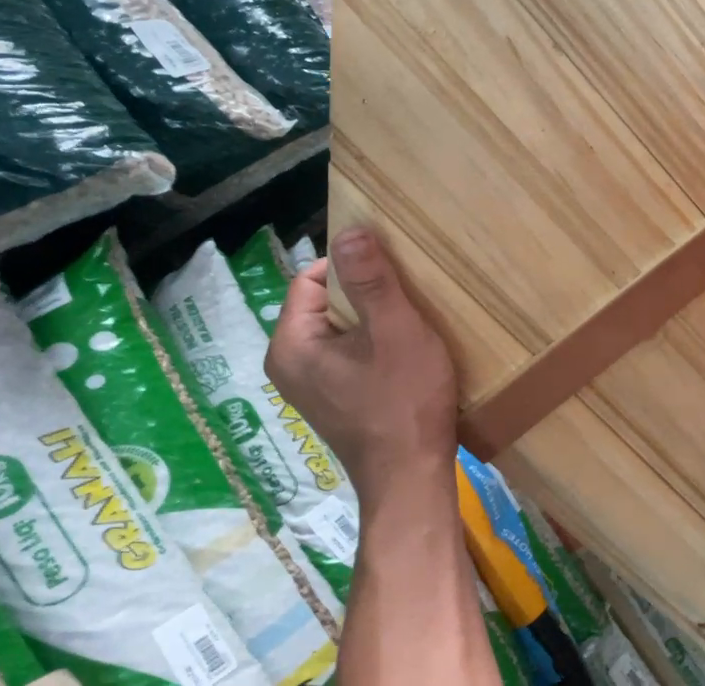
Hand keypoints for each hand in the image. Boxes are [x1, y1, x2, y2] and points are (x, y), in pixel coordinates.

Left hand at [266, 229, 457, 500]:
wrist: (411, 473)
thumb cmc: (404, 399)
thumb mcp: (396, 331)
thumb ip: (372, 281)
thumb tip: (350, 231)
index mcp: (292, 345)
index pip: (312, 280)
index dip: (354, 266)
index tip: (396, 269)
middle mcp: (289, 364)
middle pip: (327, 303)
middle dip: (368, 292)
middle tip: (411, 293)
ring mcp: (311, 386)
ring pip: (342, 329)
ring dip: (377, 319)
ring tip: (415, 320)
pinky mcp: (335, 400)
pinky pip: (350, 353)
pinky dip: (377, 344)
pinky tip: (409, 351)